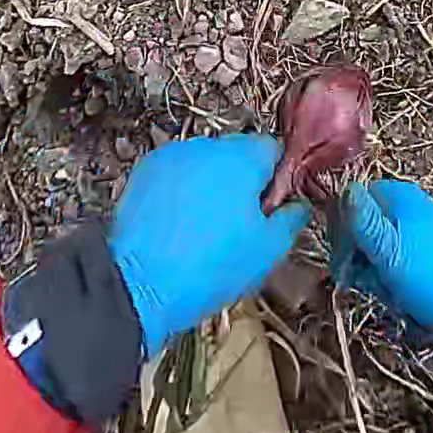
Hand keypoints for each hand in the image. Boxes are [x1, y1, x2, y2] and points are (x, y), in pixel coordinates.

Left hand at [108, 134, 308, 355]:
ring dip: (211, 181)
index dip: (275, 178)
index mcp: (245, 158)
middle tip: (237, 220)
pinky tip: (177, 219)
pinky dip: (182, 186)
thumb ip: (291, 219)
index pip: (274, 149)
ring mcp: (177, 154)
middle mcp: (211, 146)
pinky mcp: (148, 167)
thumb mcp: (266, 251)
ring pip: (208, 160)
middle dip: (243, 179)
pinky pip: (178, 169)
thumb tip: (298, 205)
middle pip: (240, 152)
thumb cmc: (207, 266)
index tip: (268, 207)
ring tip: (202, 223)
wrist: (135, 286)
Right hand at [332, 181, 432, 382]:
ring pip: (375, 247)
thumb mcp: (392, 254)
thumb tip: (342, 188)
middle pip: (360, 226)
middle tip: (372, 282)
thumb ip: (364, 224)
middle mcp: (405, 203)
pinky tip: (404, 295)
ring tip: (393, 291)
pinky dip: (393, 277)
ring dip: (376, 273)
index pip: (348, 202)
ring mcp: (416, 225)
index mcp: (396, 196)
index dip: (341, 234)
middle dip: (360, 258)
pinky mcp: (424, 246)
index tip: (344, 265)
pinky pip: (394, 258)